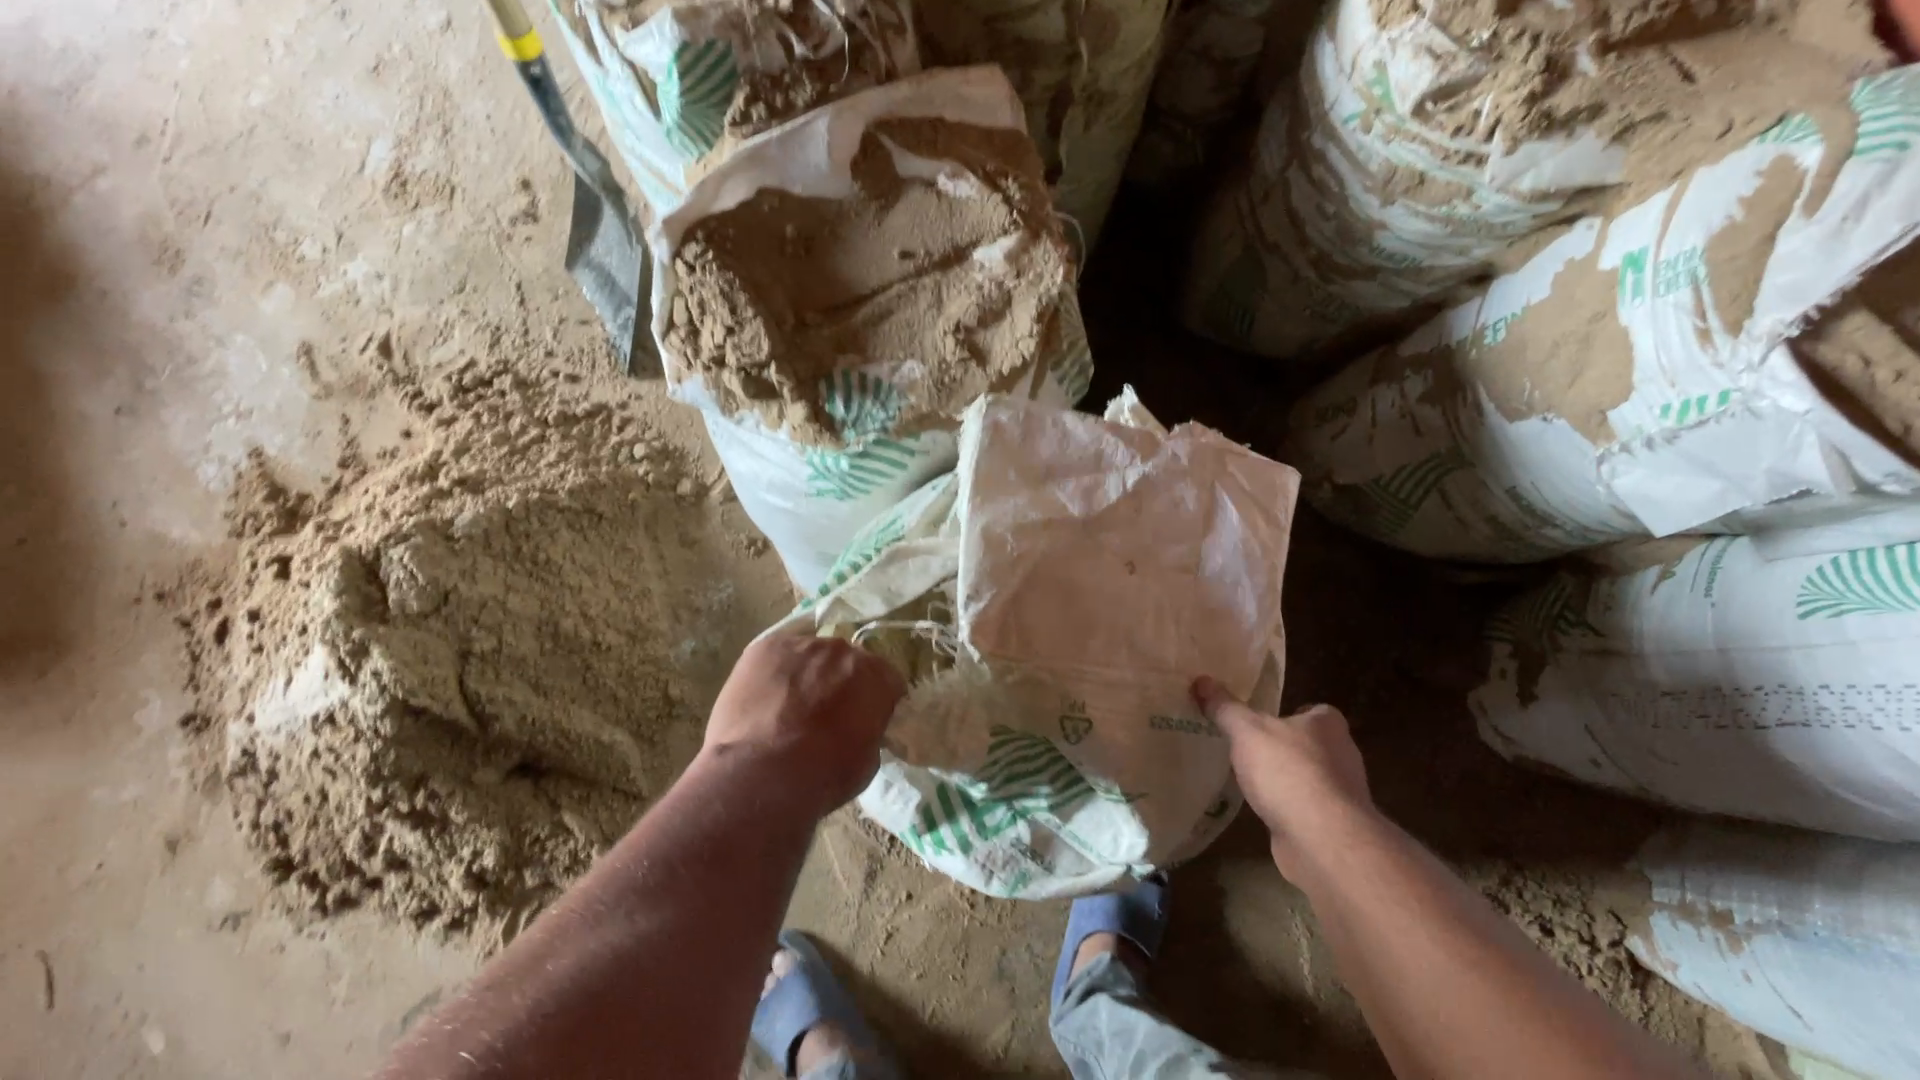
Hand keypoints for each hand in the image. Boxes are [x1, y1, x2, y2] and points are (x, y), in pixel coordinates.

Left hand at [701, 636, 906, 816]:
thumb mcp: (868, 760)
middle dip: (838, 682)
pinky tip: (763, 699)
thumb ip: (869, 728)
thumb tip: (860, 725)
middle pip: (845, 661)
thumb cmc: (824, 775)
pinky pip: (776, 655)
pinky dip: (773, 672)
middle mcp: (842, 650)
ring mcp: (801, 646)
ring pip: (809, 655)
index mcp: (875, 676)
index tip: (863, 718)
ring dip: (805, 675)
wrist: (764, 773)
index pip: (885, 678)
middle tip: (823, 714)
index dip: (874, 699)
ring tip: (786, 707)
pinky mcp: (763, 647)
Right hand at [1192, 676, 1372, 878]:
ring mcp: (1341, 793)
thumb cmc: (1288, 771)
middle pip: (1312, 744)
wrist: (1321, 837)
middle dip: (1286, 747)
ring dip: (1287, 780)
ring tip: (1252, 781)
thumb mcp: (1247, 731)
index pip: (1315, 711)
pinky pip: (1306, 808)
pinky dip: (1289, 808)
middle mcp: (1342, 754)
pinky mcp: (1333, 825)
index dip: (1291, 714)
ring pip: (1311, 778)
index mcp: (1328, 725)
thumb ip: (1225, 708)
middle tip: (1250, 748)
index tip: (1264, 721)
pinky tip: (1265, 811)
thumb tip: (1202, 680)